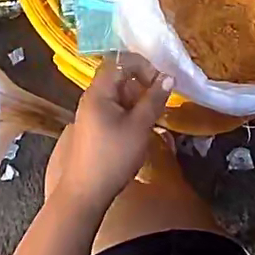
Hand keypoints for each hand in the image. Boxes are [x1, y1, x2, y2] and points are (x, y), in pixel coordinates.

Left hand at [52, 53, 173, 208]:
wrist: (85, 193)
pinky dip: (131, 113)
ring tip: (153, 118)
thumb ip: (154, 99)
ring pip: (119, 95)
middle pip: (119, 77)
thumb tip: (168, 77)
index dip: (142, 66)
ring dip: (139, 100)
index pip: (119, 62)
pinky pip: (115, 109)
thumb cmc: (113, 157)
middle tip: (160, 102)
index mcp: (99, 92)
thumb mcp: (139, 126)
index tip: (160, 83)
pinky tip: (142, 129)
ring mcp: (92, 113)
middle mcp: (92, 98)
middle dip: (143, 84)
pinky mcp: (95, 128)